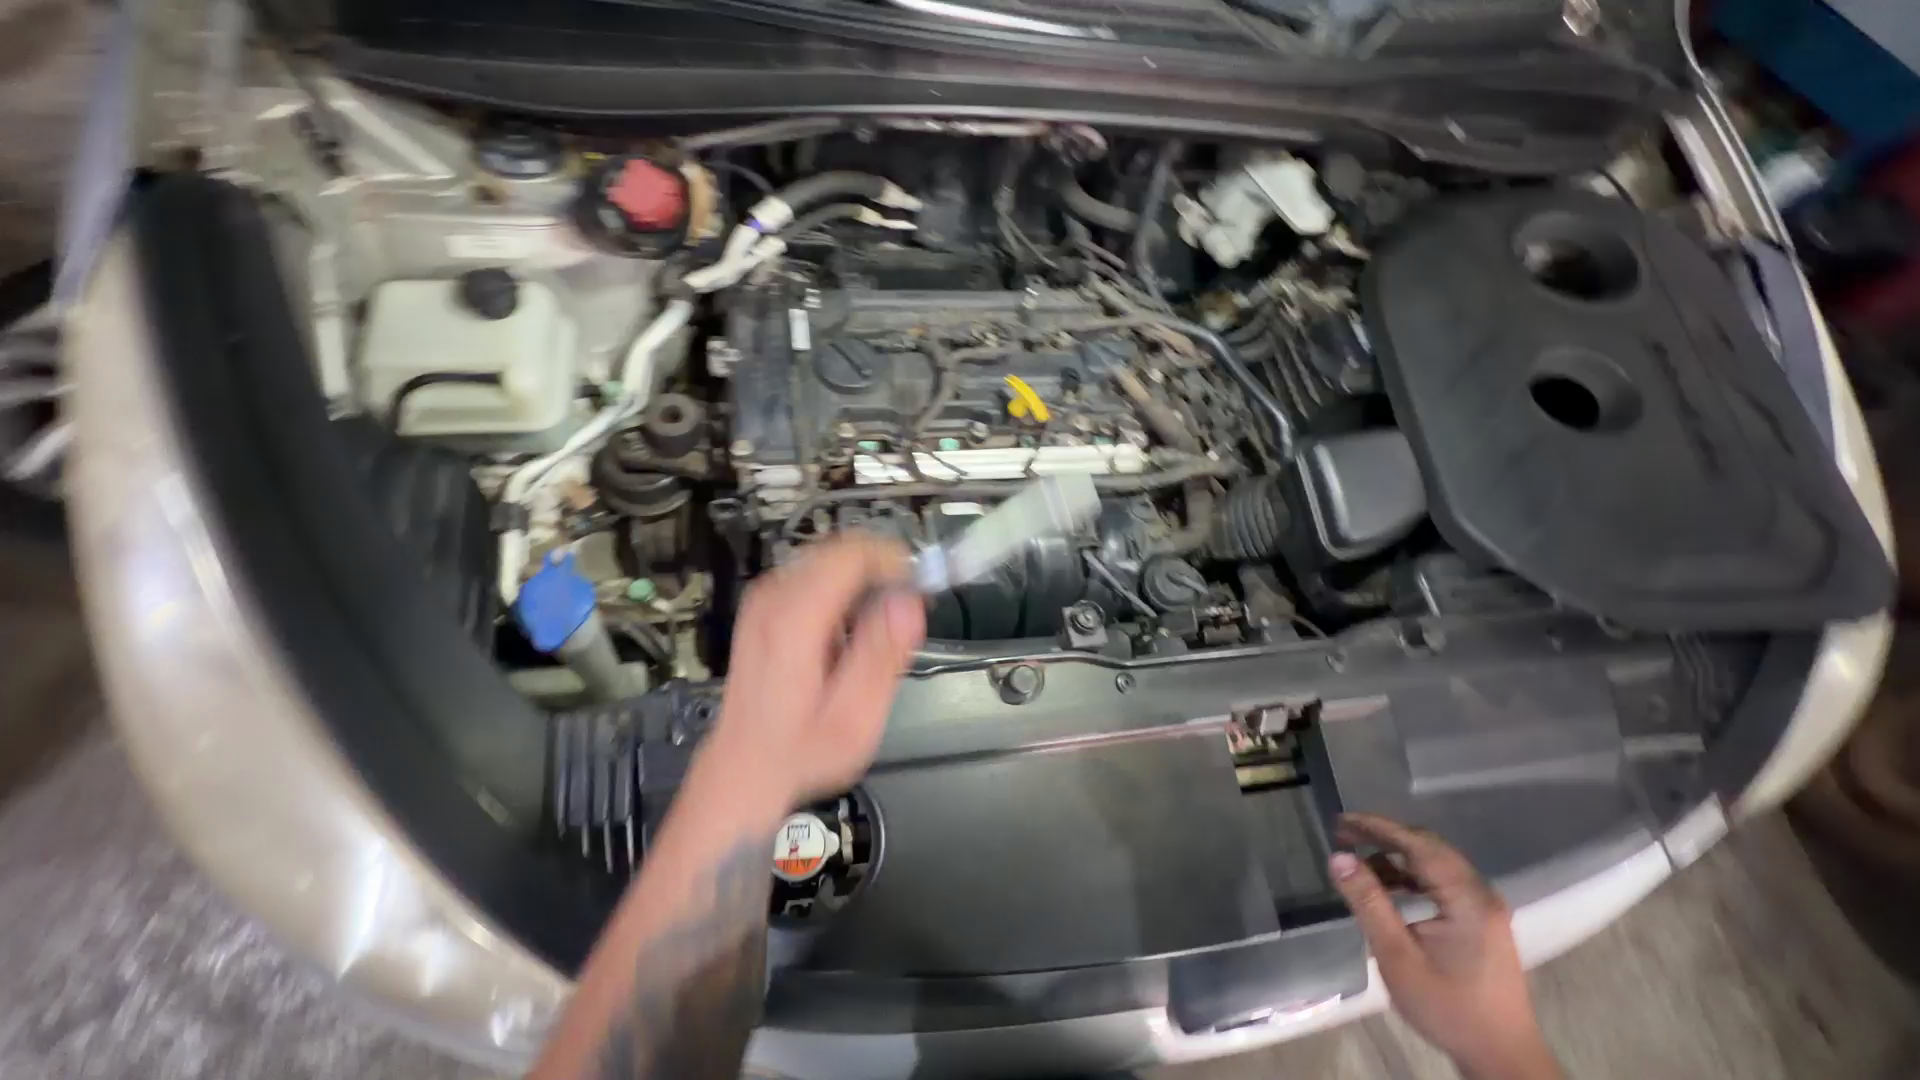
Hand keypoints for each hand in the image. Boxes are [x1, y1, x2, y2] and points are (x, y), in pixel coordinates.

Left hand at [696, 534, 925, 813]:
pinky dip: (840, 591)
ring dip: (861, 581)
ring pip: (827, 559)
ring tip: (880, 625)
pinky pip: (812, 577)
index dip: (894, 560)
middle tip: (906, 606)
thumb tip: (908, 604)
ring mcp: (763, 602)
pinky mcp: (763, 610)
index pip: (853, 553)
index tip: (919, 583)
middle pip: (840, 550)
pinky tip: (849, 631)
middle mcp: (772, 600)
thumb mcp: (855, 715)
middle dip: (880, 570)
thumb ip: (883, 654)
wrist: (744, 769)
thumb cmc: (798, 751)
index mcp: (795, 619)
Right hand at [1329, 814, 1562, 1079]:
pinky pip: (1443, 884)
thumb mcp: (1397, 955)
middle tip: (1345, 835)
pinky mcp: (1482, 923)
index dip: (1377, 827)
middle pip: (1430, 848)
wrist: (1501, 1056)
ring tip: (1359, 862)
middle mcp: (1481, 894)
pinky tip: (1388, 888)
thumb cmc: (1447, 1006)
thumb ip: (1369, 902)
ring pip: (1436, 865)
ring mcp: (1485, 909)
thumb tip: (1339, 858)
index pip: (1418, 844)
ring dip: (1397, 858)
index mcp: (1467, 898)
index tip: (1341, 822)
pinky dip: (1412, 877)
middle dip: (1384, 837)